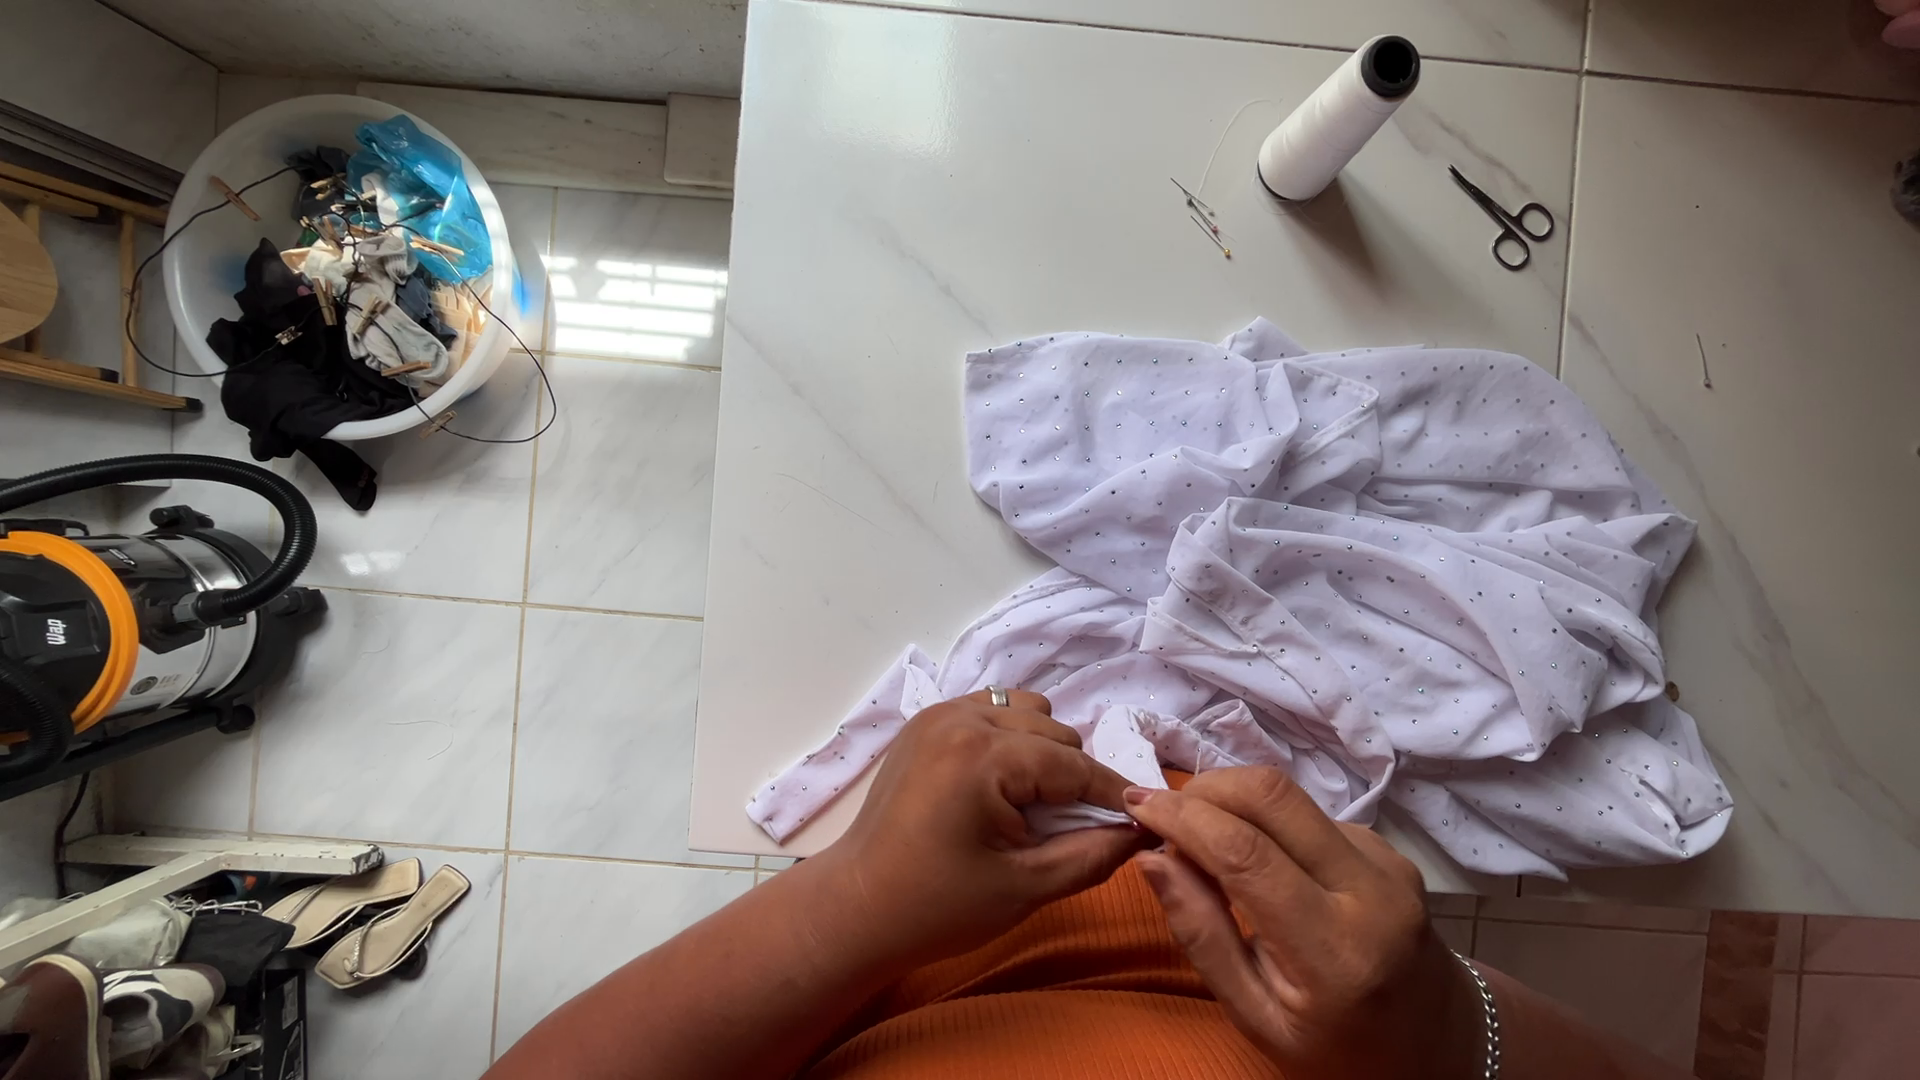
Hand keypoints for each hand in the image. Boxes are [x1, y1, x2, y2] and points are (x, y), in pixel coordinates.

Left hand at [808, 689, 1150, 969]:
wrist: (859, 904)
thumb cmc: (939, 905)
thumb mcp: (1026, 888)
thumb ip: (1092, 855)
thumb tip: (1139, 830)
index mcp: (982, 756)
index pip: (1072, 765)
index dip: (1111, 793)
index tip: (1143, 815)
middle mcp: (962, 717)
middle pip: (1054, 732)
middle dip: (1072, 777)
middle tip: (1065, 826)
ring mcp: (940, 712)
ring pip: (1027, 711)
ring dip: (1042, 749)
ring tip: (1029, 800)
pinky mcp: (927, 719)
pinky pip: (992, 707)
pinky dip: (1010, 735)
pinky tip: (999, 778)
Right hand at [1124, 767, 1481, 1079]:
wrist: (1441, 1046)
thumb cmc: (1338, 1050)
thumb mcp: (1258, 1019)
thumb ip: (1201, 936)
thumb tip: (1151, 858)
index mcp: (1336, 952)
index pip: (1245, 853)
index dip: (1182, 818)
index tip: (1136, 804)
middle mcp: (1371, 892)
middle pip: (1270, 795)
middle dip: (1204, 789)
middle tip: (1164, 812)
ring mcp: (1386, 862)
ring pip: (1287, 795)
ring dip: (1229, 798)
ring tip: (1200, 835)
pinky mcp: (1386, 847)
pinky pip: (1305, 811)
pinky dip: (1262, 818)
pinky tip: (1253, 853)